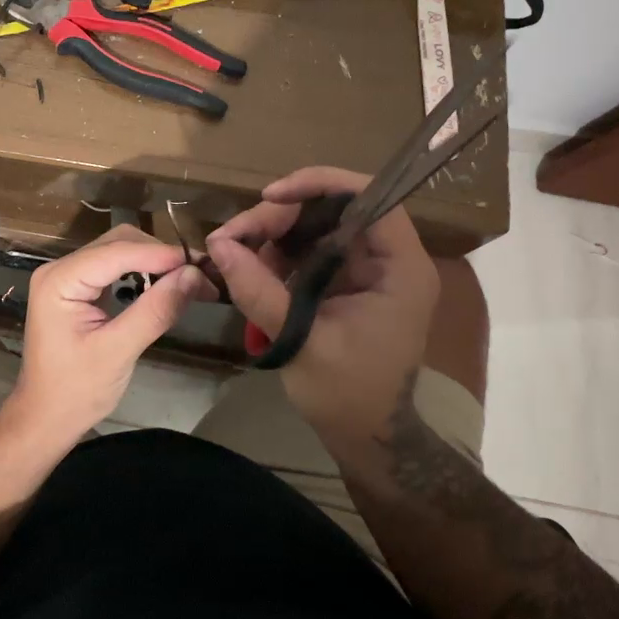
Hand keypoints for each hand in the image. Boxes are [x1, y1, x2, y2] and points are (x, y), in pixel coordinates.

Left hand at [8, 225, 210, 436]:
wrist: (46, 417)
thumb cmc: (76, 390)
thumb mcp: (119, 351)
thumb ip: (155, 310)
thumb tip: (194, 276)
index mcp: (59, 280)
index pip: (117, 251)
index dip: (161, 255)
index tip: (203, 266)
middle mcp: (60, 269)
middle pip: (118, 243)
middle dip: (160, 256)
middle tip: (201, 277)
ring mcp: (67, 278)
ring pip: (119, 252)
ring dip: (154, 263)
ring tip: (189, 281)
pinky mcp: (77, 290)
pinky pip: (114, 269)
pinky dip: (142, 273)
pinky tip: (164, 286)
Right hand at [205, 167, 439, 437]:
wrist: (363, 433)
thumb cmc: (347, 392)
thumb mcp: (301, 341)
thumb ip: (261, 292)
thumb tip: (219, 246)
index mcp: (400, 268)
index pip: (371, 199)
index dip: (320, 185)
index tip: (270, 197)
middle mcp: (386, 259)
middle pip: (332, 210)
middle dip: (279, 217)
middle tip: (230, 237)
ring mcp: (363, 271)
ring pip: (314, 227)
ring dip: (270, 234)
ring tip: (230, 254)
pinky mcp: (341, 283)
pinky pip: (306, 251)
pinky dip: (274, 255)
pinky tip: (247, 270)